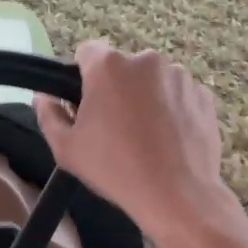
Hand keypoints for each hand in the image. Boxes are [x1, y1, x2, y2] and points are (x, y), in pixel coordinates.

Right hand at [33, 42, 233, 246]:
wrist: (177, 194)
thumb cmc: (115, 170)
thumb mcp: (66, 149)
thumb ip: (49, 115)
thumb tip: (43, 98)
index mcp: (109, 66)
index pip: (87, 52)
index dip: (83, 77)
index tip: (86, 104)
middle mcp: (147, 60)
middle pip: (123, 68)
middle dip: (118, 89)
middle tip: (116, 127)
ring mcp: (180, 76)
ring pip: (154, 81)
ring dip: (147, 98)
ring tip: (146, 137)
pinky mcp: (203, 95)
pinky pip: (180, 96)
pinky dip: (173, 110)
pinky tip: (170, 140)